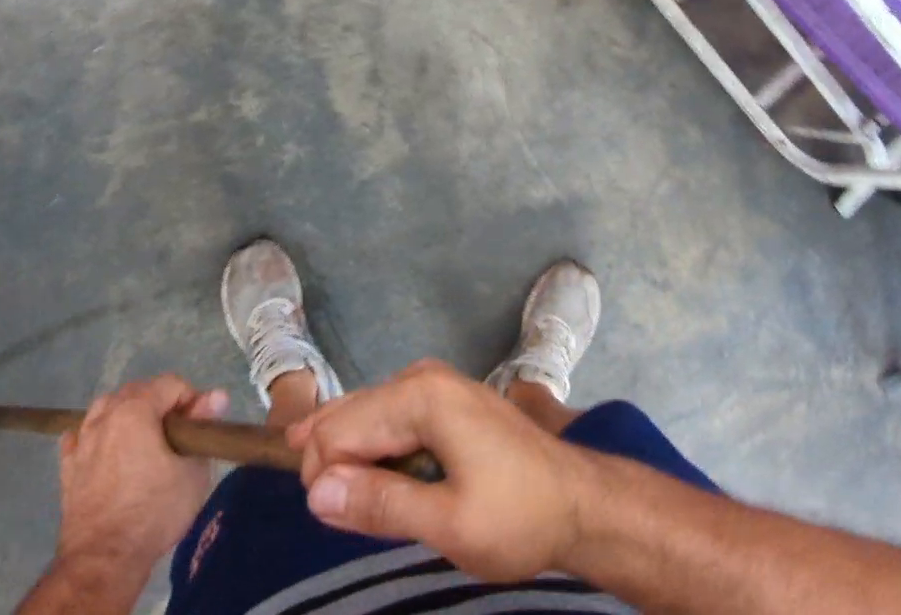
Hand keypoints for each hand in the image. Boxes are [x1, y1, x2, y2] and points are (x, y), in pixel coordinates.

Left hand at [55, 375, 228, 564]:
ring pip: (104, 409)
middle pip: (137, 391)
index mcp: (135, 410)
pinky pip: (79, 437)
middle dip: (161, 404)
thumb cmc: (155, 510)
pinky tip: (103, 450)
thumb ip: (203, 426)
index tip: (199, 429)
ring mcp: (81, 442)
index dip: (192, 401)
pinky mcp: (67, 468)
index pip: (171, 384)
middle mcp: (104, 417)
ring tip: (143, 440)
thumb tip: (219, 395)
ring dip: (126, 414)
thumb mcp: (193, 469)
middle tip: (178, 435)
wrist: (104, 558)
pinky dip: (94, 436)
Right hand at [288, 360, 591, 581]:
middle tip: (340, 515)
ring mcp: (435, 384)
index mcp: (421, 397)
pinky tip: (374, 477)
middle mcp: (421, 377)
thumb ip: (381, 505)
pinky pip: (389, 417)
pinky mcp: (445, 399)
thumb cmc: (520, 517)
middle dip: (332, 463)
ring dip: (352, 457)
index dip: (326, 478)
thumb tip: (316, 492)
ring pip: (366, 415)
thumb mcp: (449, 524)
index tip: (339, 521)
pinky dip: (375, 448)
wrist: (583, 504)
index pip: (339, 430)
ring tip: (351, 501)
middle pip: (348, 415)